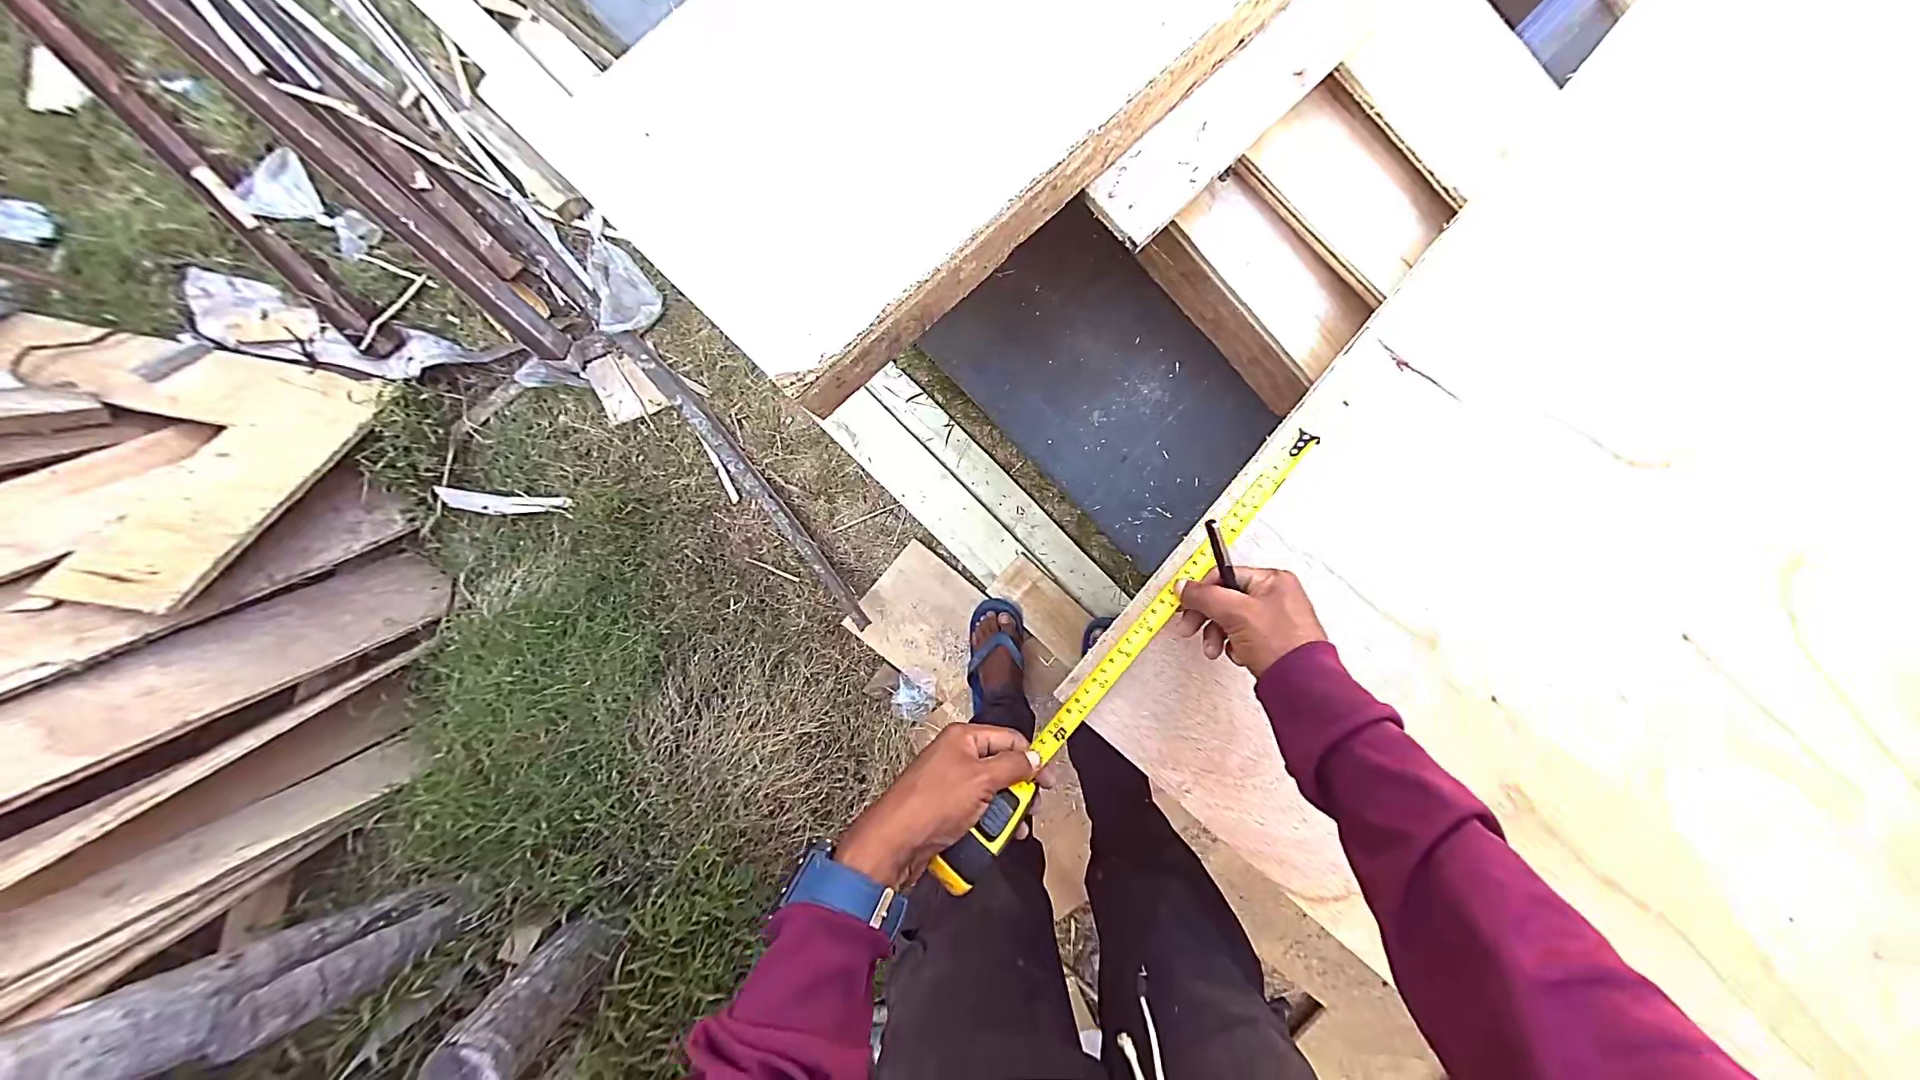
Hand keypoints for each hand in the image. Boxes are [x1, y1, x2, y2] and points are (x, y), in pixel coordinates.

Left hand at [833, 724, 1040, 887]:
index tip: (1048, 780)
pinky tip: (989, 839)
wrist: (895, 843)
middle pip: (1003, 770)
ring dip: (1003, 816)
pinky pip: (978, 816)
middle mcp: (957, 758)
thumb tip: (1034, 758)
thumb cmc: (928, 804)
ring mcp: (951, 786)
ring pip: (993, 797)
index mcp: (963, 739)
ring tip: (1005, 830)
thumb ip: (1013, 766)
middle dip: (1018, 793)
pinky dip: (986, 828)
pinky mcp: (947, 812)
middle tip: (1028, 809)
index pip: (1009, 740)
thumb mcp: (982, 779)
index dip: (1031, 758)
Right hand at [1172, 567, 1326, 676]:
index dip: (1201, 591)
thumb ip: (1204, 596)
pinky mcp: (1271, 639)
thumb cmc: (1282, 645)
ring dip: (1216, 634)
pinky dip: (1232, 645)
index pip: (1223, 575)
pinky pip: (1240, 635)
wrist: (1301, 684)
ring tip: (1215, 648)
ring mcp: (1274, 618)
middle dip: (1205, 617)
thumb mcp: (1235, 612)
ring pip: (1229, 619)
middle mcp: (1275, 595)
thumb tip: (1184, 587)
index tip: (1185, 603)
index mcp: (1272, 580)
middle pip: (1224, 598)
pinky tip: (1237, 653)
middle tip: (1190, 626)